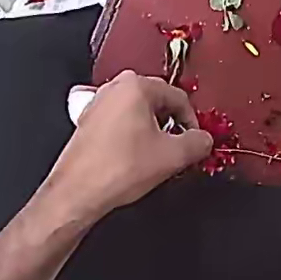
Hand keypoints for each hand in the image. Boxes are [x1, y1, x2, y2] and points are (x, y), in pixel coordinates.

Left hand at [39, 71, 212, 219]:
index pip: (179, 98)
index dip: (192, 121)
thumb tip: (204, 140)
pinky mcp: (87, 121)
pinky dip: (132, 134)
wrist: (77, 193)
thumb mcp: (173, 156)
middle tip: (178, 148)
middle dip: (171, 124)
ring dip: (152, 130)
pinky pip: (120, 120)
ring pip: (138, 111)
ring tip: (155, 155)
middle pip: (158, 101)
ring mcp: (98, 102)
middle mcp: (115, 87)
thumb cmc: (119, 169)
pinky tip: (133, 157)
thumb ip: (198, 142)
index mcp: (136, 86)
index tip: (195, 140)